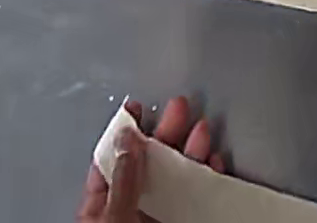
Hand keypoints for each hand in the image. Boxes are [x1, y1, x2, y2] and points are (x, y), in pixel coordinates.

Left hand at [76, 96, 226, 221]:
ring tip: (203, 129)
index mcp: (102, 210)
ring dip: (192, 150)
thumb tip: (128, 137)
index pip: (112, 161)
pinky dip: (208, 177)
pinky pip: (198, 196)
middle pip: (150, 162)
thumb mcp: (113, 219)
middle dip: (167, 132)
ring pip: (177, 176)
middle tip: (180, 106)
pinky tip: (214, 163)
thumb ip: (123, 180)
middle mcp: (131, 210)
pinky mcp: (184, 220)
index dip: (124, 131)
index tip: (135, 105)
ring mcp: (159, 216)